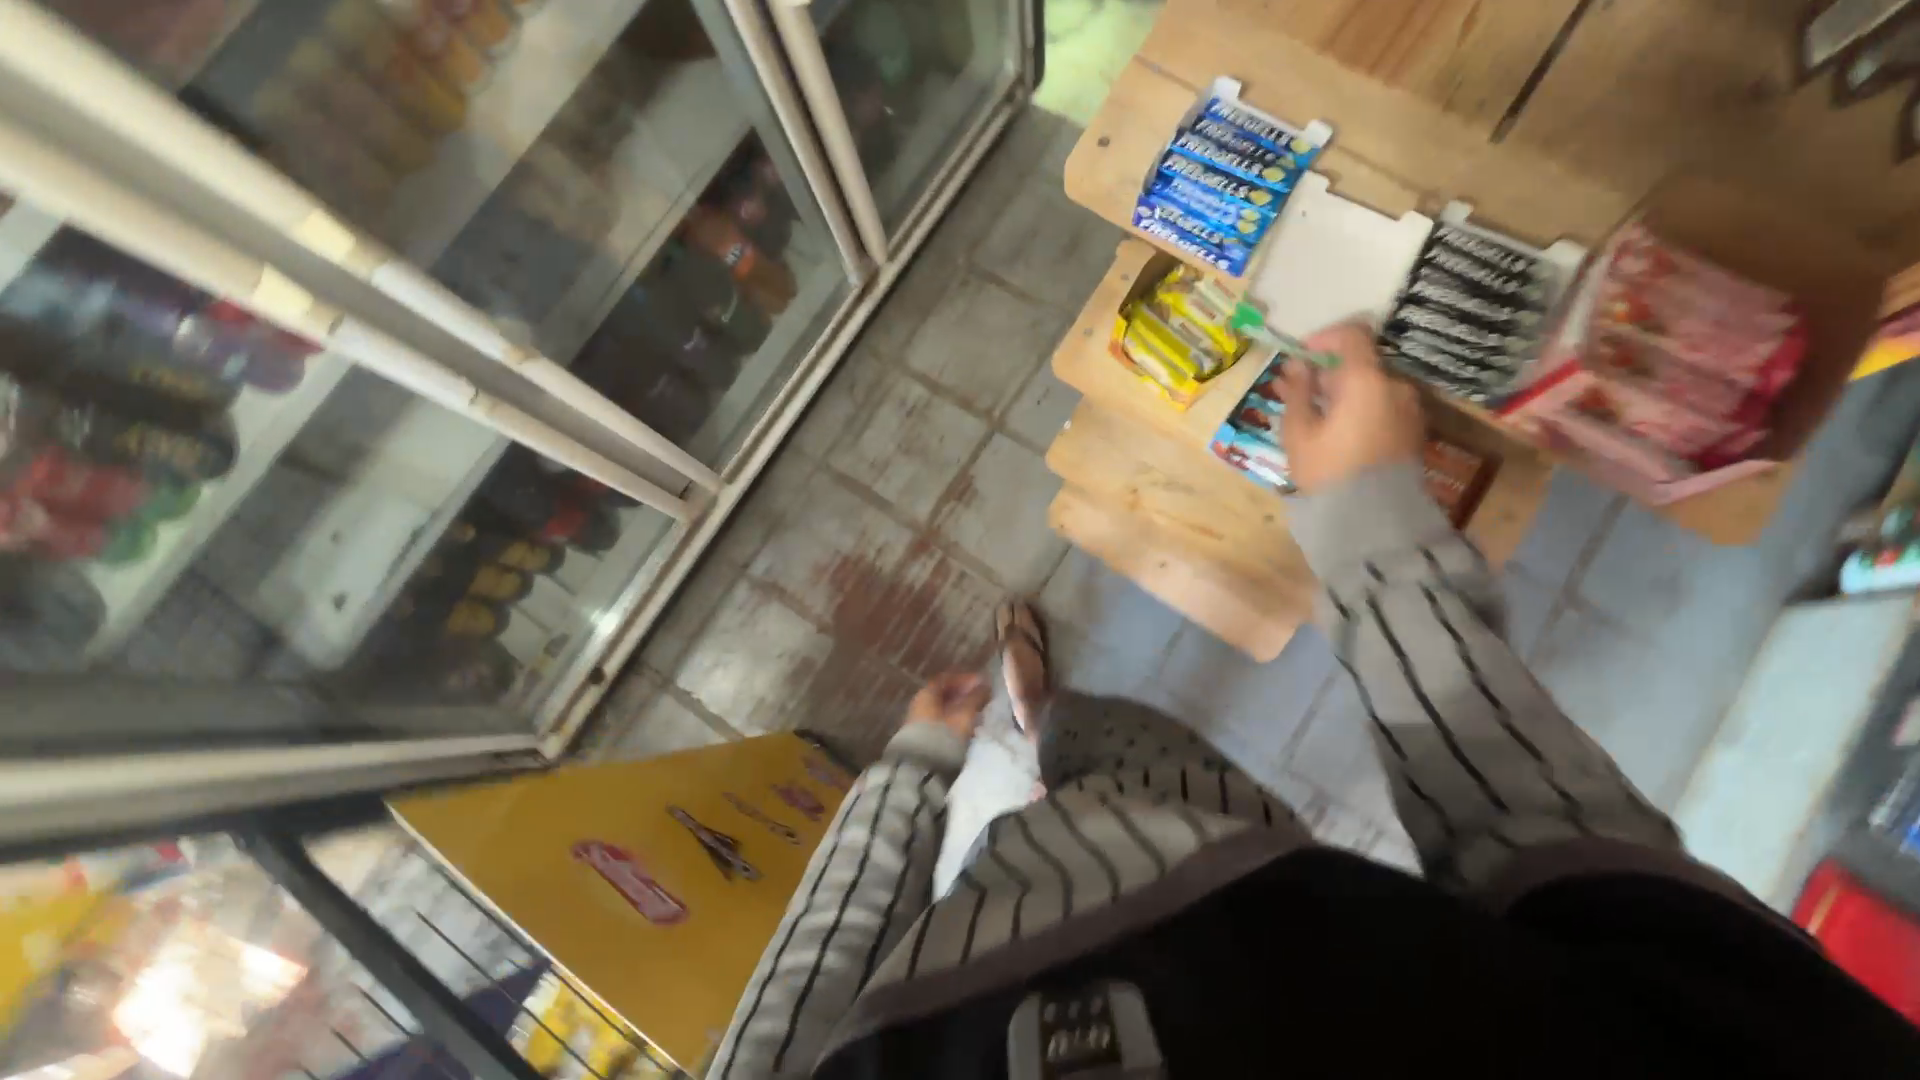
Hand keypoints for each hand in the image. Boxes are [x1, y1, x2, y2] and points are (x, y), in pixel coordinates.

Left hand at [905, 672, 989, 740]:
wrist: (922, 769)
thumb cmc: (944, 736)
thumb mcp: (964, 714)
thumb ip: (975, 698)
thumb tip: (985, 684)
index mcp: (926, 694)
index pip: (946, 679)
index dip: (965, 679)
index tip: (982, 683)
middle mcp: (919, 704)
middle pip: (943, 694)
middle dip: (963, 695)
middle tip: (982, 698)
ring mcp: (918, 722)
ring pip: (942, 709)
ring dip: (960, 709)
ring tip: (977, 713)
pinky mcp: (922, 738)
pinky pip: (940, 722)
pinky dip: (954, 720)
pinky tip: (966, 727)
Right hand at [1276, 321, 1424, 493]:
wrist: (1373, 517)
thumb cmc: (1328, 470)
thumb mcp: (1299, 432)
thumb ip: (1298, 392)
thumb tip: (1297, 366)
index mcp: (1366, 381)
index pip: (1351, 335)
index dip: (1324, 338)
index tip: (1300, 355)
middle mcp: (1394, 386)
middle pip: (1360, 363)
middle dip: (1328, 372)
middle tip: (1297, 389)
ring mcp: (1409, 407)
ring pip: (1371, 386)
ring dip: (1343, 392)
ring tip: (1314, 412)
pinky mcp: (1413, 429)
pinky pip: (1383, 405)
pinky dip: (1361, 407)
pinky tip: (1338, 428)